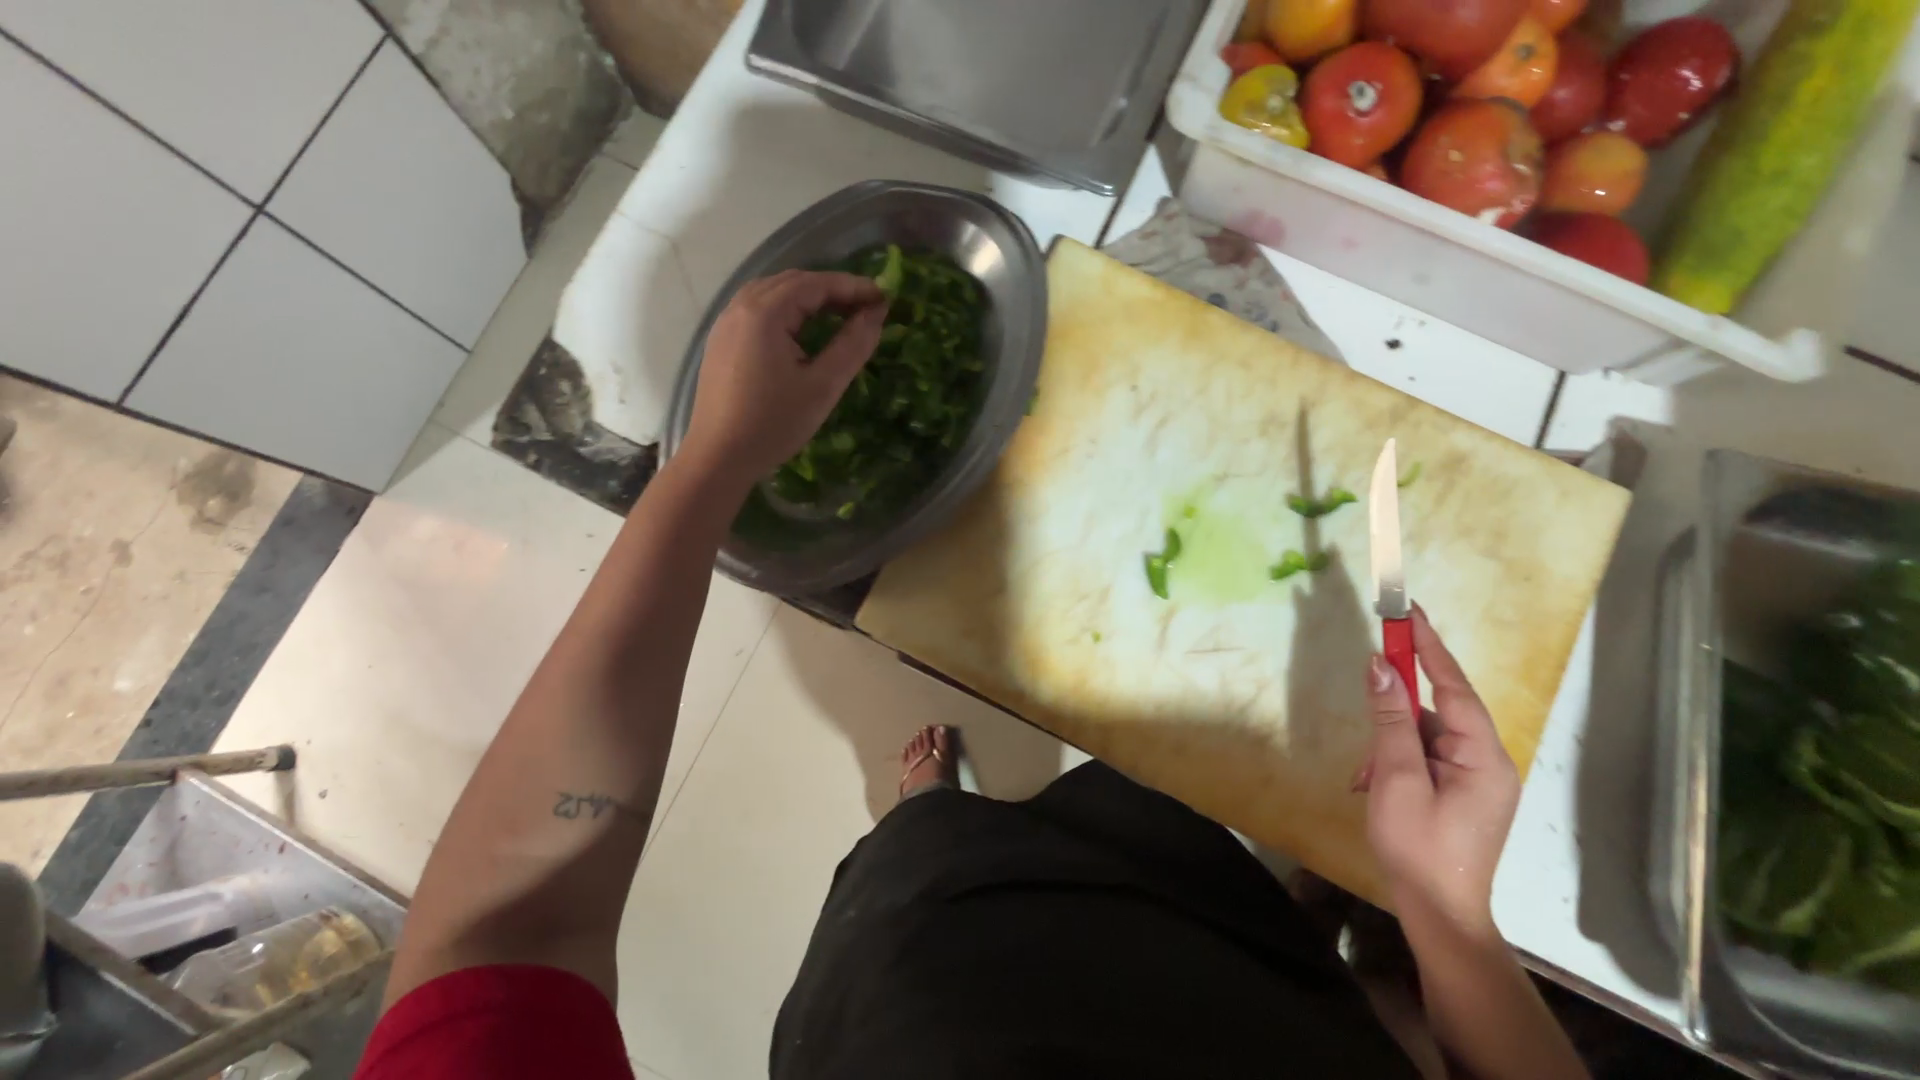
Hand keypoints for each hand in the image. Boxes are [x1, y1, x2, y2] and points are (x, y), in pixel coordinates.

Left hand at [680, 269, 887, 484]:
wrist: (718, 456)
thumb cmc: (774, 423)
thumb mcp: (823, 386)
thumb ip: (853, 345)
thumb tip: (876, 313)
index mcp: (765, 313)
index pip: (816, 284)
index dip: (853, 287)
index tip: (884, 299)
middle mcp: (741, 306)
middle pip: (794, 282)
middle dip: (832, 289)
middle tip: (867, 308)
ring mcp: (726, 322)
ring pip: (773, 292)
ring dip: (809, 297)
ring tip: (839, 315)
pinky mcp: (722, 340)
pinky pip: (758, 309)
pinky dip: (787, 309)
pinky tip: (803, 330)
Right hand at [1358, 607, 1519, 938]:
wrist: (1438, 913)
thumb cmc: (1419, 845)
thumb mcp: (1397, 778)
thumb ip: (1390, 720)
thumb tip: (1380, 667)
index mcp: (1484, 757)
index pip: (1455, 686)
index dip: (1430, 648)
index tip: (1409, 613)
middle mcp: (1487, 763)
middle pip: (1437, 713)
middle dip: (1394, 717)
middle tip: (1367, 721)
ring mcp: (1475, 781)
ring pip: (1424, 738)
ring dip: (1388, 749)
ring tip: (1365, 779)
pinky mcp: (1460, 795)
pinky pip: (1424, 760)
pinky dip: (1394, 765)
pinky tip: (1371, 786)